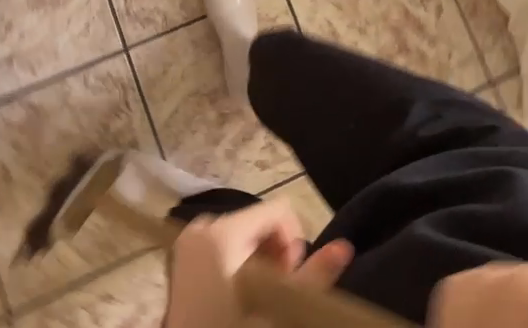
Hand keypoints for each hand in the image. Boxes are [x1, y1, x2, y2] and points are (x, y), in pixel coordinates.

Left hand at [163, 200, 355, 327]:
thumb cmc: (234, 326)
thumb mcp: (279, 304)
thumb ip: (313, 275)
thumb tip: (344, 247)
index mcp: (223, 231)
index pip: (278, 210)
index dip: (294, 241)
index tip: (292, 277)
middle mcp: (203, 225)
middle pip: (259, 221)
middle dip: (276, 251)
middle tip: (278, 290)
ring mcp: (189, 238)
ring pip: (242, 232)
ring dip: (260, 257)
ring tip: (262, 293)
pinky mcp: (183, 253)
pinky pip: (222, 241)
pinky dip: (239, 258)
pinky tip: (242, 290)